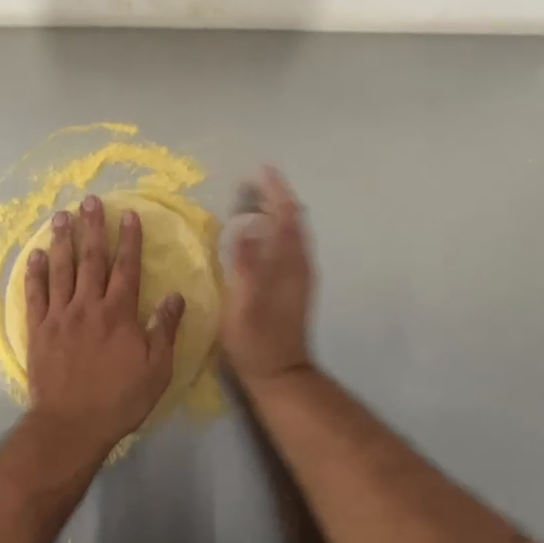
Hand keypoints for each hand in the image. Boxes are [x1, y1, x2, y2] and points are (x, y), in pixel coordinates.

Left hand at [24, 195, 183, 454]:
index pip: (127, 267)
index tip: (128, 214)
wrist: (71, 424)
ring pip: (61, 269)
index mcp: (119, 313)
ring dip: (61, 241)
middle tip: (89, 200)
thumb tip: (176, 296)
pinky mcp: (38, 330)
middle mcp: (89, 305)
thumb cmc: (120, 399)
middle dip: (92, 227)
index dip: (129, 239)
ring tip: (60, 216)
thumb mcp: (156, 369)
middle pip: (91, 259)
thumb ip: (165, 330)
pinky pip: (35, 295)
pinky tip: (34, 255)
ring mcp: (60, 315)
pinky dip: (35, 273)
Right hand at [222, 167, 315, 385]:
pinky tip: (267, 235)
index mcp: (286, 262)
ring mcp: (301, 275)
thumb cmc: (255, 339)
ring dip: (280, 212)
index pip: (285, 215)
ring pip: (295, 232)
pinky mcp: (297, 286)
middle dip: (278, 196)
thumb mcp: (243, 303)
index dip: (275, 190)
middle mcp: (299, 263)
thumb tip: (246, 227)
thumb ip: (246, 264)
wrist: (281, 372)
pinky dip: (281, 229)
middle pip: (294, 219)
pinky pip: (292, 244)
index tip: (262, 170)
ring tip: (259, 201)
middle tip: (256, 182)